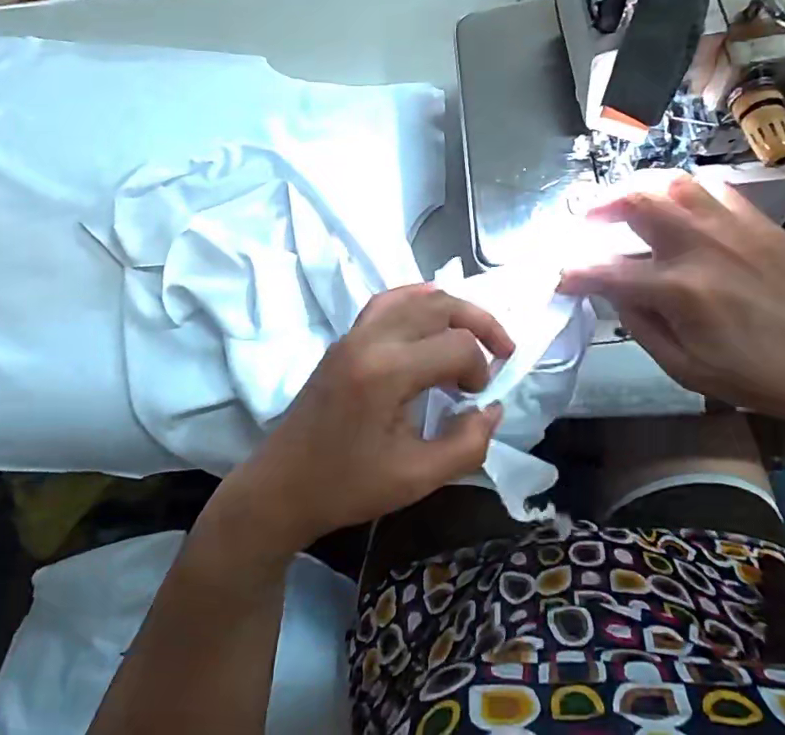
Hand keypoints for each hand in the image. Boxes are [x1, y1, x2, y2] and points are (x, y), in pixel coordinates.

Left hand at [217, 284, 513, 551]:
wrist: (282, 487)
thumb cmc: (348, 485)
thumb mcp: (418, 478)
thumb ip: (466, 443)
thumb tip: (491, 409)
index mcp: (387, 371)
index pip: (456, 346)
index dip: (480, 370)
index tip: (476, 400)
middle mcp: (370, 339)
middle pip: (439, 306)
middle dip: (479, 324)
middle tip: (502, 350)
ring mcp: (353, 334)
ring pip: (414, 297)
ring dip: (451, 309)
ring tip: (474, 334)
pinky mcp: (344, 340)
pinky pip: (386, 302)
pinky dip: (416, 300)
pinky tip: (432, 313)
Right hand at [557, 171, 784, 432]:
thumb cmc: (761, 376)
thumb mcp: (688, 370)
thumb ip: (643, 328)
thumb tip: (618, 295)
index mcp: (678, 290)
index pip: (607, 271)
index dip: (575, 271)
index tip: (562, 275)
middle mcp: (699, 246)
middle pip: (635, 202)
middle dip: (599, 206)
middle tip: (587, 218)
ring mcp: (731, 227)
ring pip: (672, 183)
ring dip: (638, 187)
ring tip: (626, 200)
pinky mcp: (757, 221)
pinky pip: (712, 188)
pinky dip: (684, 190)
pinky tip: (678, 204)